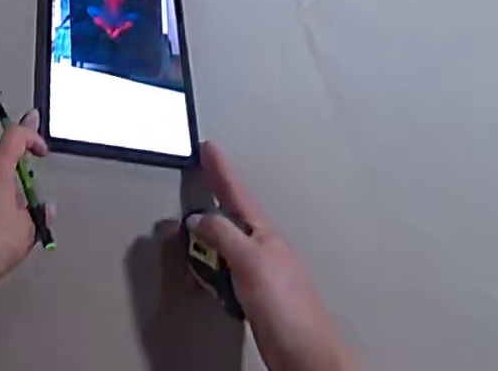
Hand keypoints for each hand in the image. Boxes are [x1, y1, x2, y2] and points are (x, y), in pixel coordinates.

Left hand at [0, 109, 49, 292]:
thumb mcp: (25, 232)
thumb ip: (39, 215)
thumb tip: (45, 207)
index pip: (16, 134)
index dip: (33, 137)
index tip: (43, 153)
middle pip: (1, 154)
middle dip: (18, 170)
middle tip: (28, 197)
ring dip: (4, 185)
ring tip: (12, 217)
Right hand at [185, 142, 360, 370]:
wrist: (309, 361)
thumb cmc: (287, 310)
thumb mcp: (249, 261)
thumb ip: (221, 234)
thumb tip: (198, 219)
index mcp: (264, 235)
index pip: (237, 192)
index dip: (221, 169)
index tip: (208, 147)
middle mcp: (262, 249)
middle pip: (228, 216)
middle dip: (208, 202)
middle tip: (192, 187)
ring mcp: (259, 273)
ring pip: (223, 244)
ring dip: (204, 239)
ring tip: (188, 239)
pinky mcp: (253, 297)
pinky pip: (223, 270)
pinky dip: (208, 267)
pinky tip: (202, 274)